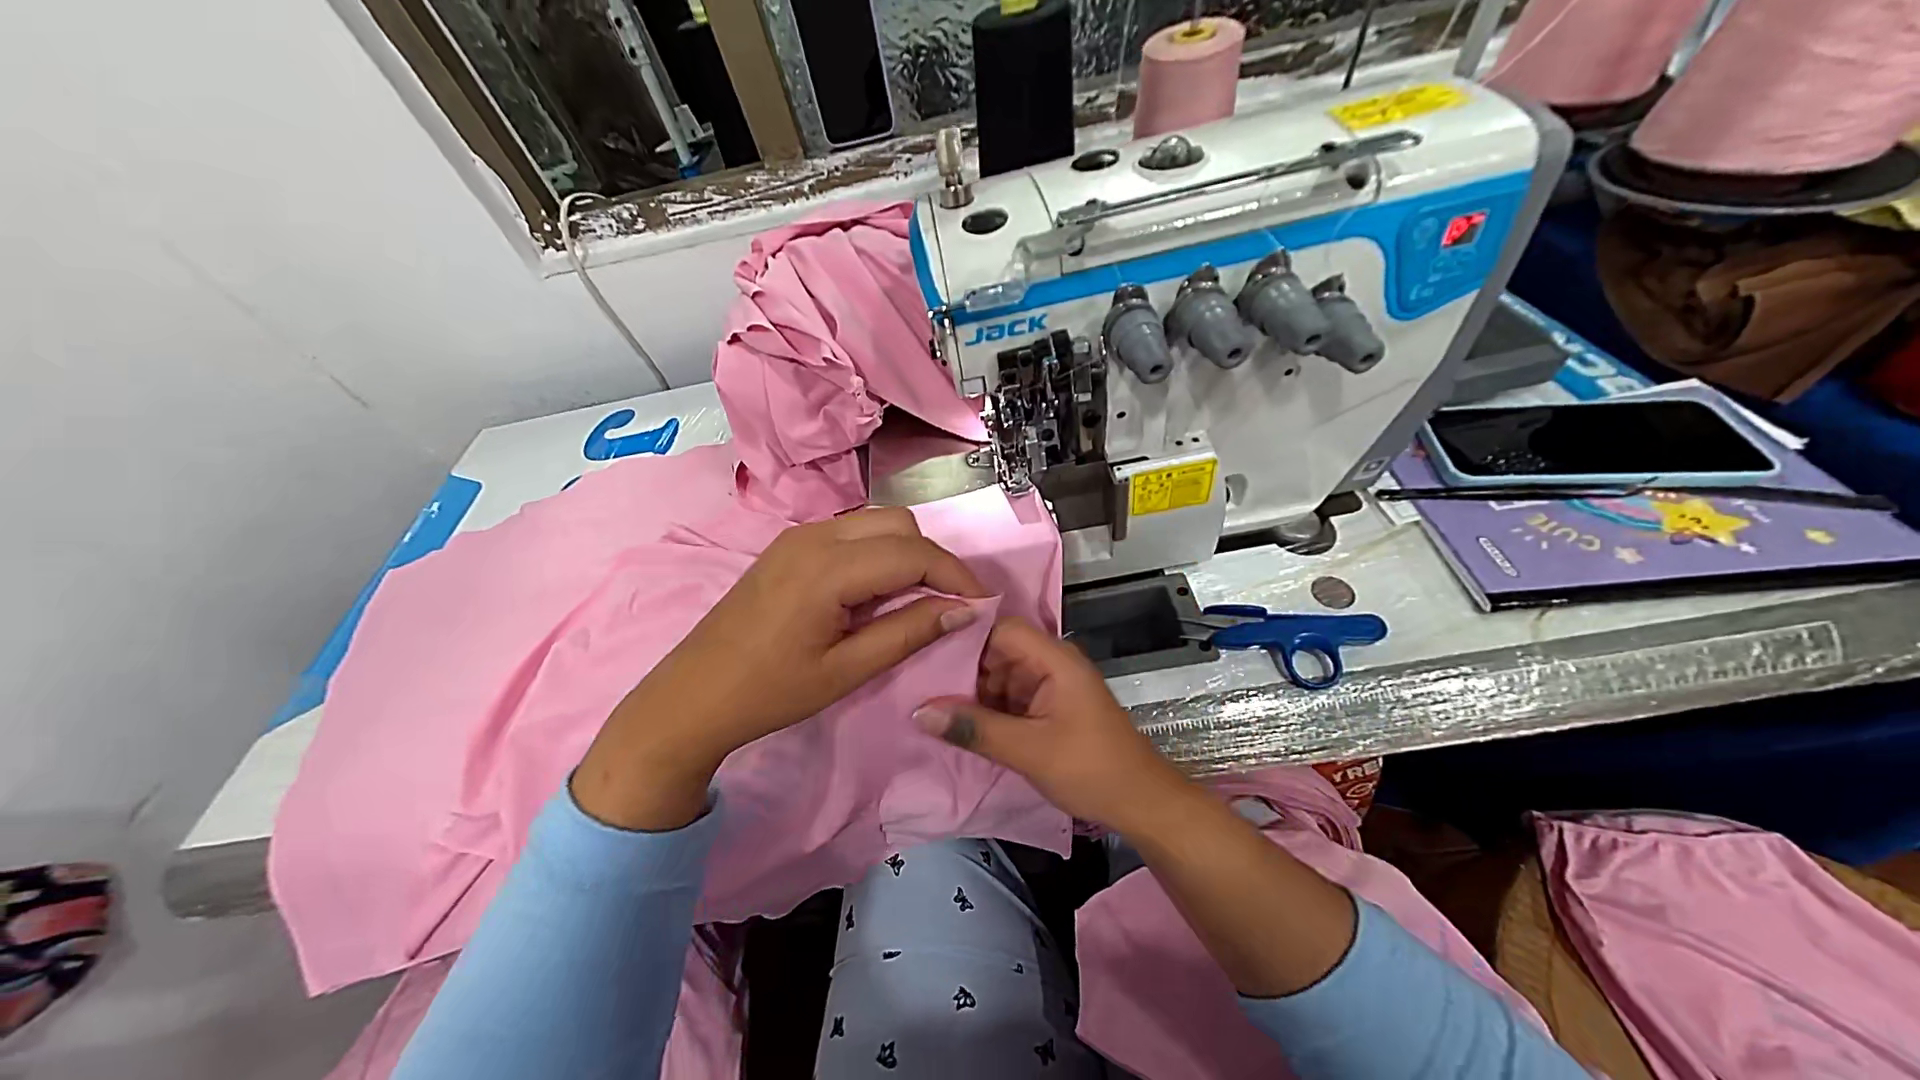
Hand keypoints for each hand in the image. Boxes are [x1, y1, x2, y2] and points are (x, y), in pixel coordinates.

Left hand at [574, 507, 987, 829]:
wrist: (691, 697)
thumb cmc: (769, 692)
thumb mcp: (846, 670)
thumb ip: (908, 632)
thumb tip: (963, 610)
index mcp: (828, 568)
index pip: (914, 553)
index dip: (956, 575)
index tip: (981, 605)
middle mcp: (814, 537)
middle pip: (898, 524)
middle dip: (933, 559)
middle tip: (949, 603)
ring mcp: (797, 537)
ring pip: (875, 523)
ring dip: (906, 553)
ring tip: (918, 599)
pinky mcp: (787, 546)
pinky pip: (849, 534)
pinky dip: (877, 553)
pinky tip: (877, 592)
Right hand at [914, 617, 1191, 831]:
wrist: (1141, 805)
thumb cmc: (1091, 769)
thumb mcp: (1028, 750)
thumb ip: (974, 728)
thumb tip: (920, 711)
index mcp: (1054, 659)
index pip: (1000, 628)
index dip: (963, 636)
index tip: (924, 650)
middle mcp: (1050, 664)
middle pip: (995, 651)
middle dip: (959, 668)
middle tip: (915, 682)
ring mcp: (1048, 687)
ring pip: (997, 677)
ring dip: (969, 692)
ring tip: (926, 703)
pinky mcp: (1045, 709)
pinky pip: (1006, 699)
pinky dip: (984, 710)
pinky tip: (954, 723)